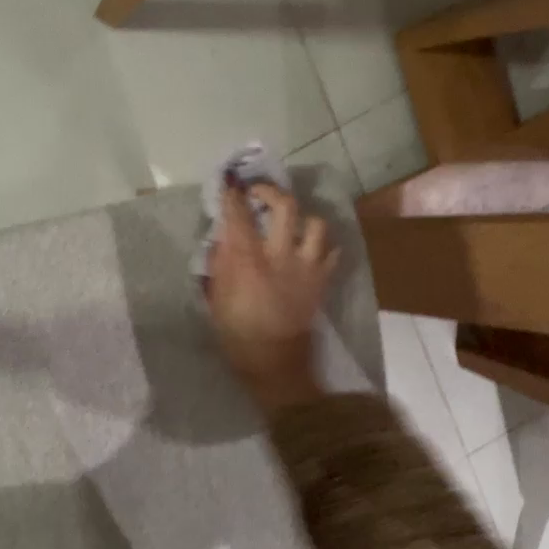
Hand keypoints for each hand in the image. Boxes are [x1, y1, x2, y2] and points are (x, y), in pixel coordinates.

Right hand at [206, 183, 339, 410]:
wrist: (274, 362)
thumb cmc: (237, 334)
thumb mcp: (216, 299)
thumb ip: (220, 264)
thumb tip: (224, 237)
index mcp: (248, 261)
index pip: (240, 216)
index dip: (234, 196)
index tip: (229, 185)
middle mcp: (281, 255)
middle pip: (285, 206)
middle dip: (270, 192)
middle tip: (258, 194)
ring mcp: (306, 266)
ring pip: (315, 224)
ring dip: (302, 220)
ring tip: (291, 225)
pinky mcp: (322, 280)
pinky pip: (332, 252)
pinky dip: (323, 246)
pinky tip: (310, 250)